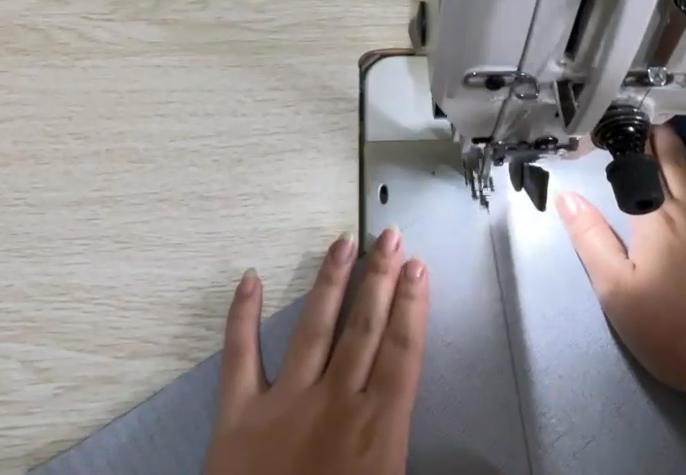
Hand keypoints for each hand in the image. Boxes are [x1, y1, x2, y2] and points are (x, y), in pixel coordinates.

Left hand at [202, 228, 429, 474]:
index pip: (403, 350)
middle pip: (365, 327)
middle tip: (390, 236)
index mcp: (377, 429)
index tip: (419, 268)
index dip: (413, 304)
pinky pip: (240, 355)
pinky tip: (250, 278)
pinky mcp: (237, 416)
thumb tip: (448, 440)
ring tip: (343, 243)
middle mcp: (335, 404)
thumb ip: (403, 448)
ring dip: (331, 280)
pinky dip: (242, 315)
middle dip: (381, 277)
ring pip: (314, 326)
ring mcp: (285, 404)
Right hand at [557, 125, 685, 407]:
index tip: (628, 128)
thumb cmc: (676, 333)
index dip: (635, 146)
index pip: (643, 169)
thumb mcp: (617, 293)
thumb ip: (591, 240)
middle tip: (659, 124)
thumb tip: (566, 195)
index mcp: (658, 218)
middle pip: (679, 163)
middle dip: (666, 140)